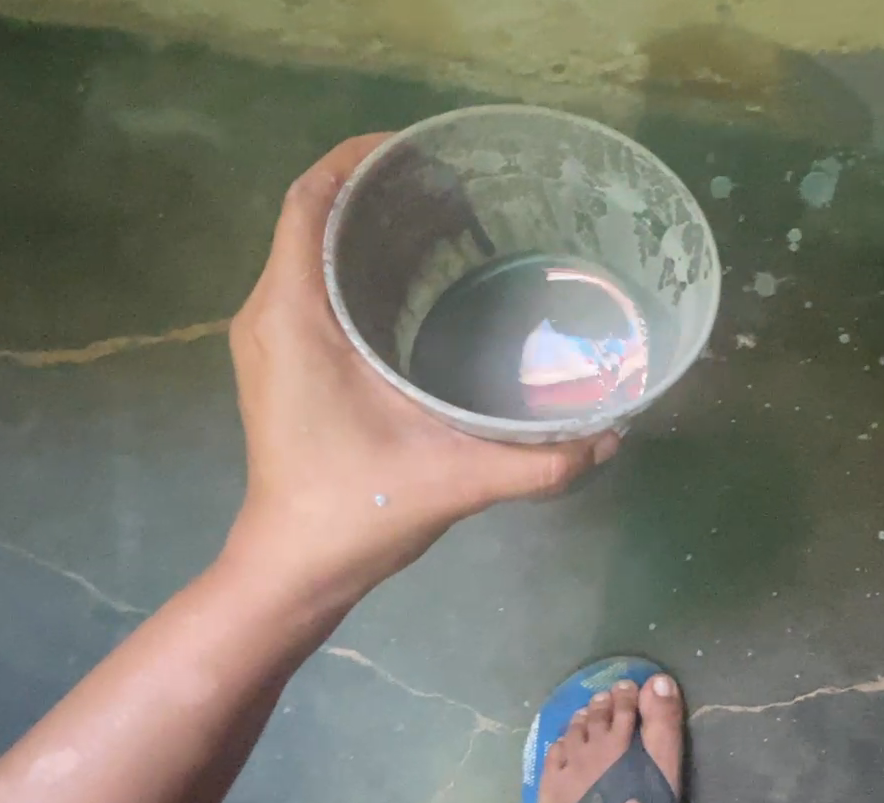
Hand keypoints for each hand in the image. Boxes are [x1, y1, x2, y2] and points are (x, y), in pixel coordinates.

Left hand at [223, 134, 617, 605]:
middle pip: (316, 220)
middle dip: (380, 196)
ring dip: (369, 235)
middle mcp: (272, 315)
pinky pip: (315, 291)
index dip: (359, 161)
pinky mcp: (284, 367)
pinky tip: (417, 294)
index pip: (312, 202)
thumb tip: (612, 437)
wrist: (296, 566)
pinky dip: (360, 274)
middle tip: (458, 196)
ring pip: (313, 256)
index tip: (424, 154)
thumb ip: (543, 461)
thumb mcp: (461, 480)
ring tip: (444, 233)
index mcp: (297, 317)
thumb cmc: (359, 510)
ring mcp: (272, 341)